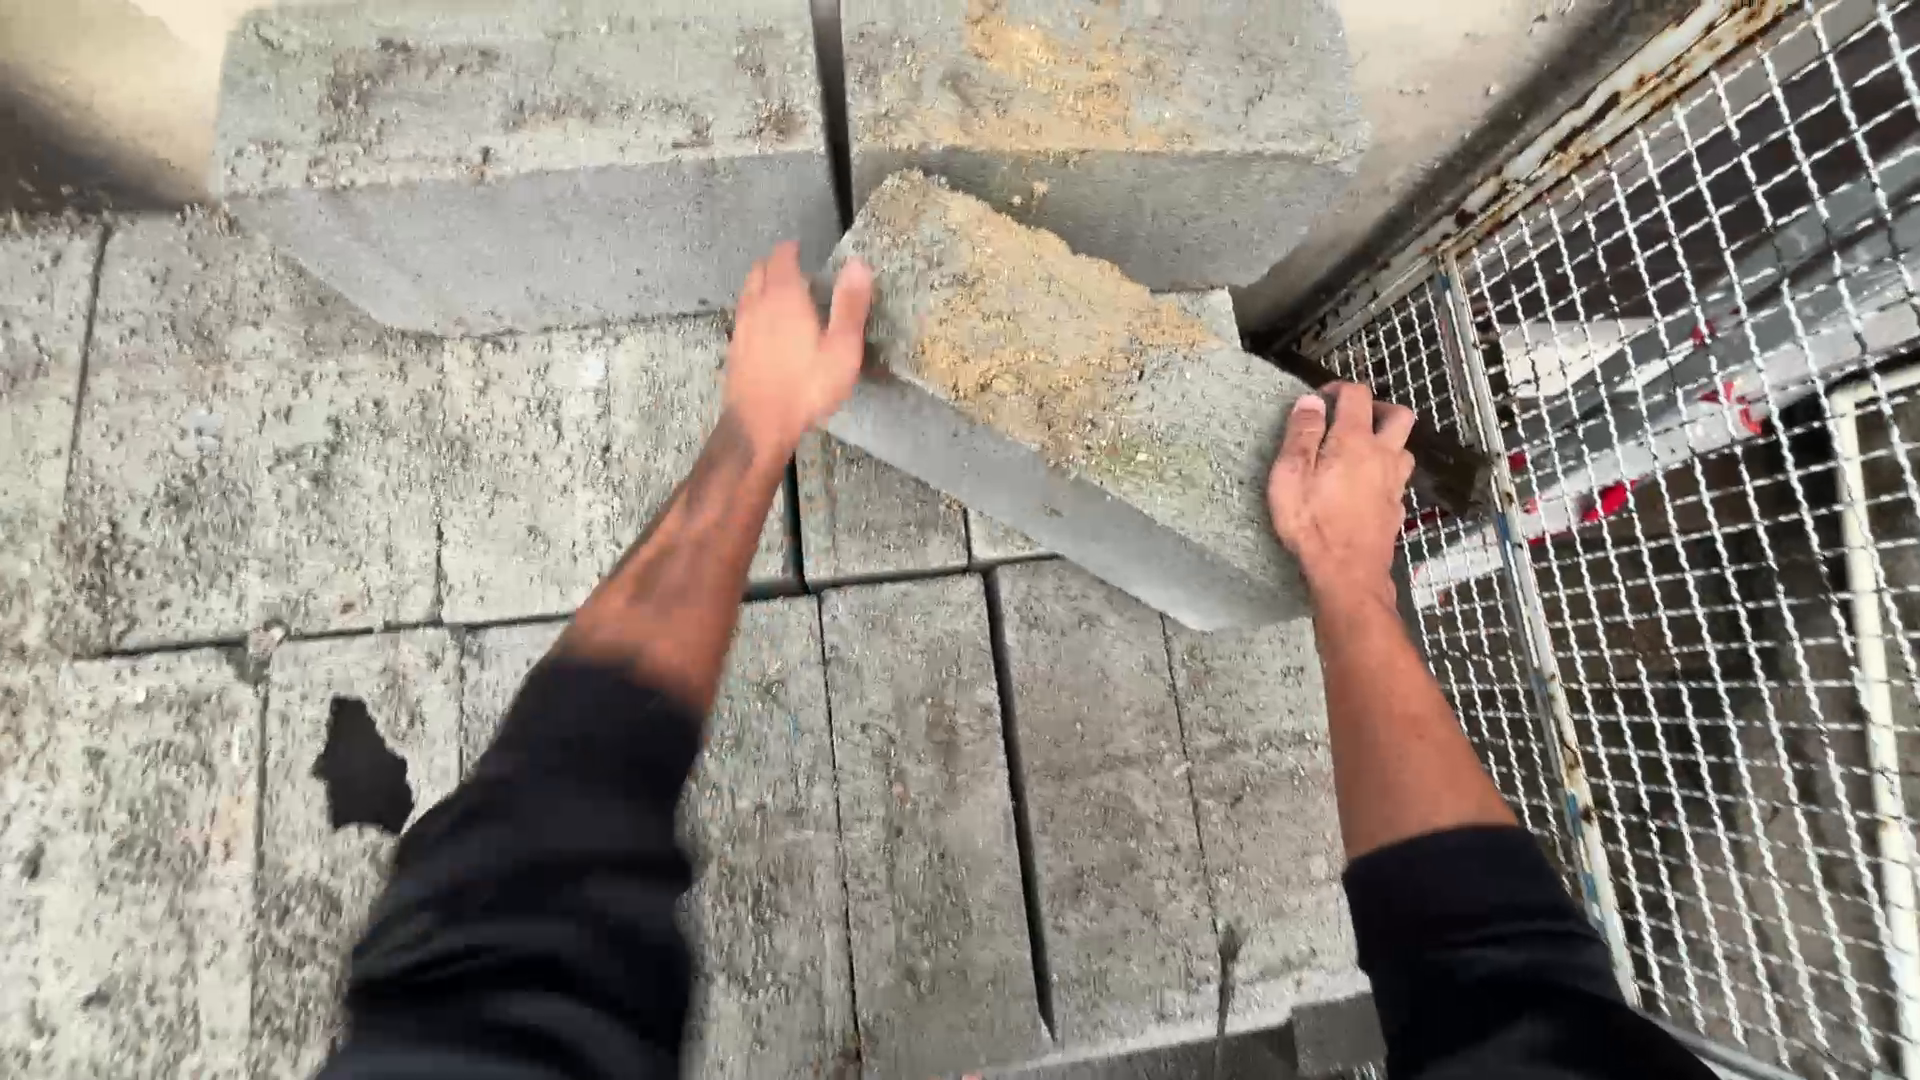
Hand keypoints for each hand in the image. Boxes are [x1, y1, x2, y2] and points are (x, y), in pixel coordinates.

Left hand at [723, 240, 873, 454]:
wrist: (760, 423)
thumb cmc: (807, 386)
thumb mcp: (841, 349)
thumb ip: (850, 305)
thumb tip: (858, 264)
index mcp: (785, 297)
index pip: (782, 258)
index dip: (791, 250)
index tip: (801, 250)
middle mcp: (757, 304)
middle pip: (759, 270)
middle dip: (774, 264)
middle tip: (792, 269)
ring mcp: (741, 327)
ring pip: (748, 292)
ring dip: (761, 286)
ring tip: (779, 294)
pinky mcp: (734, 349)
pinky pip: (743, 317)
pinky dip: (754, 311)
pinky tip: (765, 329)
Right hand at [1268, 382, 1415, 607]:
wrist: (1346, 571)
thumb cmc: (1311, 522)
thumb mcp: (1289, 475)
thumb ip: (1301, 435)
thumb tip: (1310, 401)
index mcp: (1354, 441)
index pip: (1356, 395)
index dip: (1338, 389)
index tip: (1319, 399)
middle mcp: (1383, 455)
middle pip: (1399, 415)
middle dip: (1376, 408)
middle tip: (1349, 419)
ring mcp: (1395, 482)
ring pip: (1403, 446)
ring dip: (1385, 440)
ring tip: (1357, 452)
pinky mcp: (1397, 506)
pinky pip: (1397, 476)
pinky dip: (1383, 470)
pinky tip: (1364, 485)